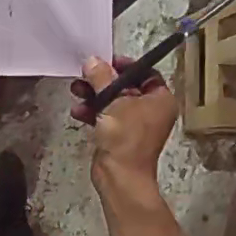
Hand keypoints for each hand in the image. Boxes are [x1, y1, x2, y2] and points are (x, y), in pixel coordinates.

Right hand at [69, 55, 177, 189]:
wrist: (120, 176)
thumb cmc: (125, 136)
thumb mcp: (114, 101)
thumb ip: (102, 78)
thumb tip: (92, 60)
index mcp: (160, 99)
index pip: (145, 73)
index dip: (125, 65)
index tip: (105, 61)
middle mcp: (150, 109)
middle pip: (125, 86)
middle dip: (102, 81)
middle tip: (84, 75)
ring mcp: (134, 123)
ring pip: (112, 101)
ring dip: (93, 95)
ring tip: (75, 91)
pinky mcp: (118, 135)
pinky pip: (105, 116)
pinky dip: (92, 112)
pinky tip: (77, 111)